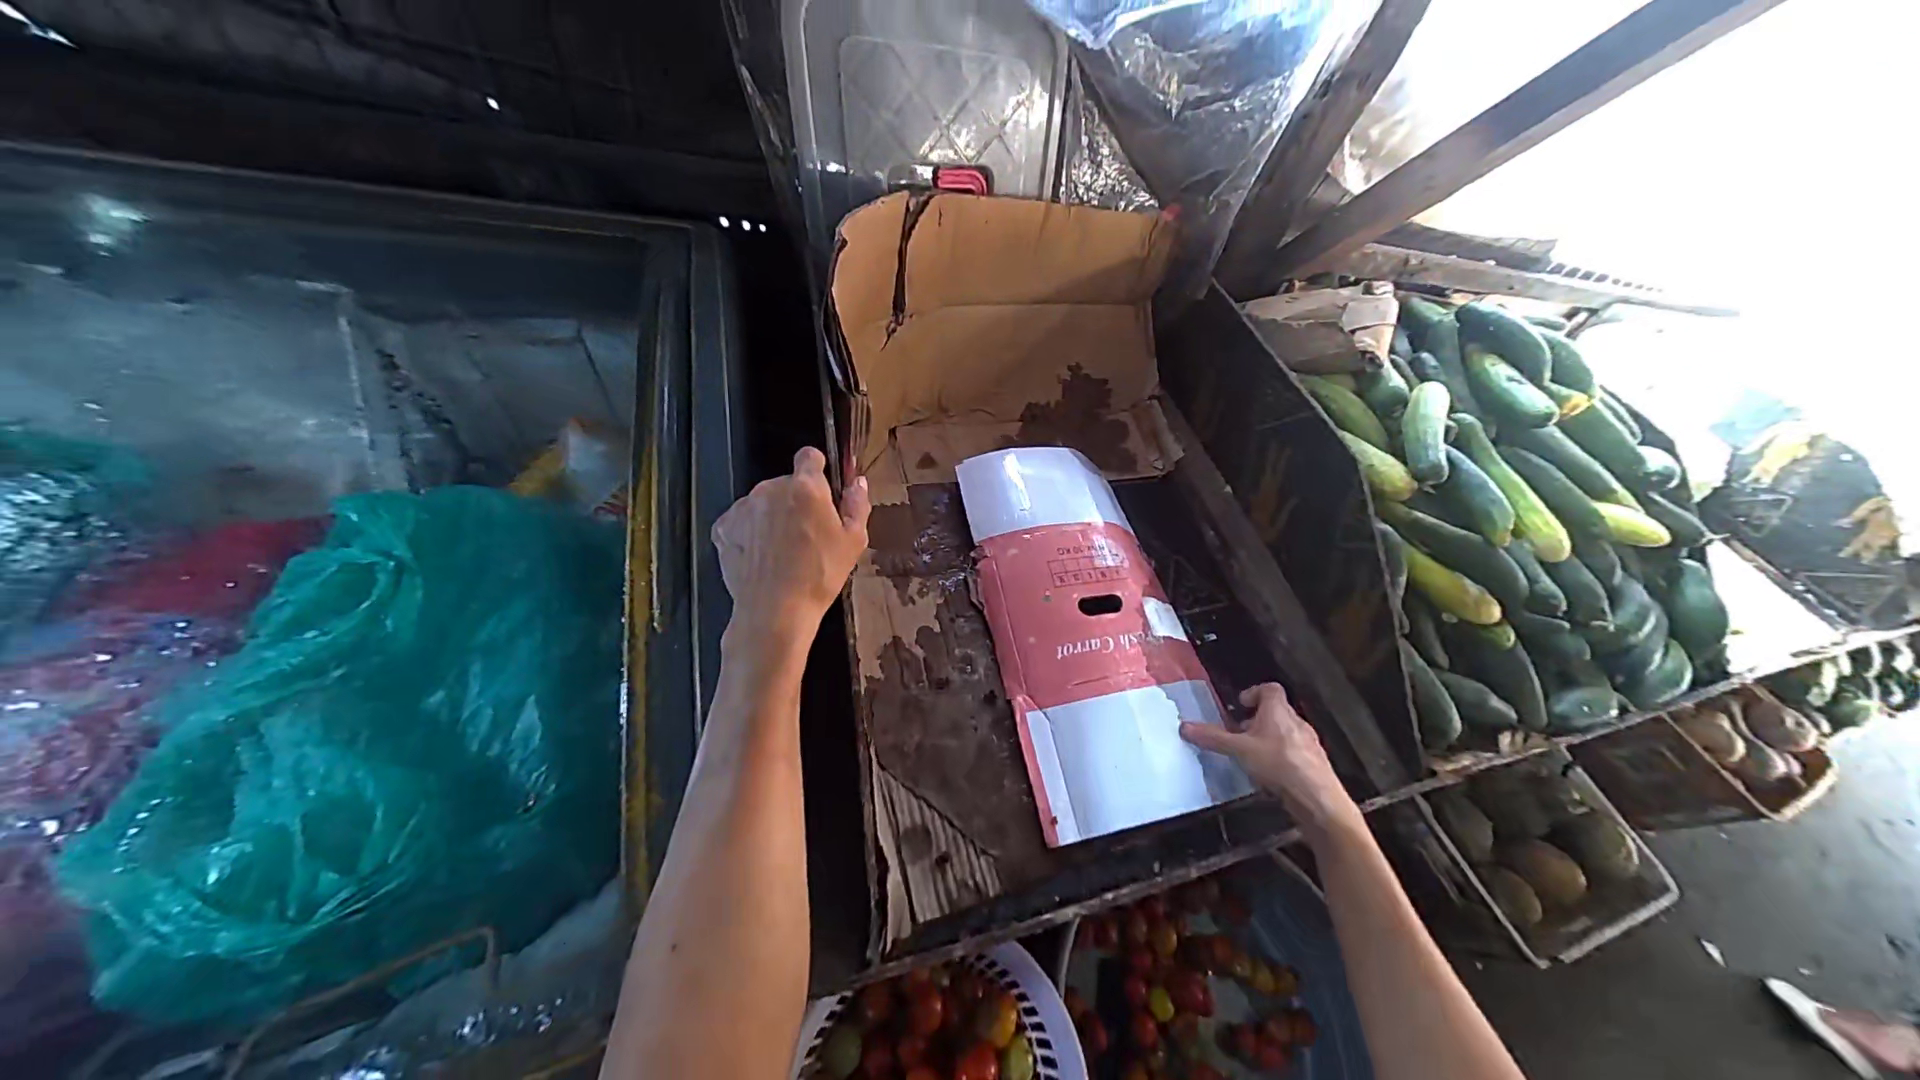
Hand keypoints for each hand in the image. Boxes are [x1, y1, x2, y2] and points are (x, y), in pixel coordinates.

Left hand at [712, 447, 869, 650]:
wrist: (775, 610)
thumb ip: (857, 505)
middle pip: (786, 484)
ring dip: (773, 517)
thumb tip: (857, 482)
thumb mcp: (853, 542)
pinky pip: (742, 522)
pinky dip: (751, 534)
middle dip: (797, 501)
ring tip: (784, 551)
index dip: (817, 467)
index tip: (822, 486)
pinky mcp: (724, 528)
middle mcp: (770, 488)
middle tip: (808, 534)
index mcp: (806, 487)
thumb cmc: (820, 575)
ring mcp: (743, 507)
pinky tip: (763, 558)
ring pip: (763, 503)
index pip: (809, 456)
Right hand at [1180, 683, 1360, 836]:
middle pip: (1276, 712)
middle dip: (1256, 720)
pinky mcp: (1315, 764)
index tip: (1240, 705)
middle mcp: (1296, 722)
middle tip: (1239, 733)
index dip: (1253, 693)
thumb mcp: (1239, 750)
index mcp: (1278, 711)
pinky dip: (1280, 757)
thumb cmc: (1279, 765)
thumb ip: (1213, 738)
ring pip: (1285, 733)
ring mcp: (1309, 743)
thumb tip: (1185, 727)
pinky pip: (1294, 752)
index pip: (1269, 689)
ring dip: (1268, 739)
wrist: (1318, 800)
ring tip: (1251, 755)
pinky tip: (1269, 775)